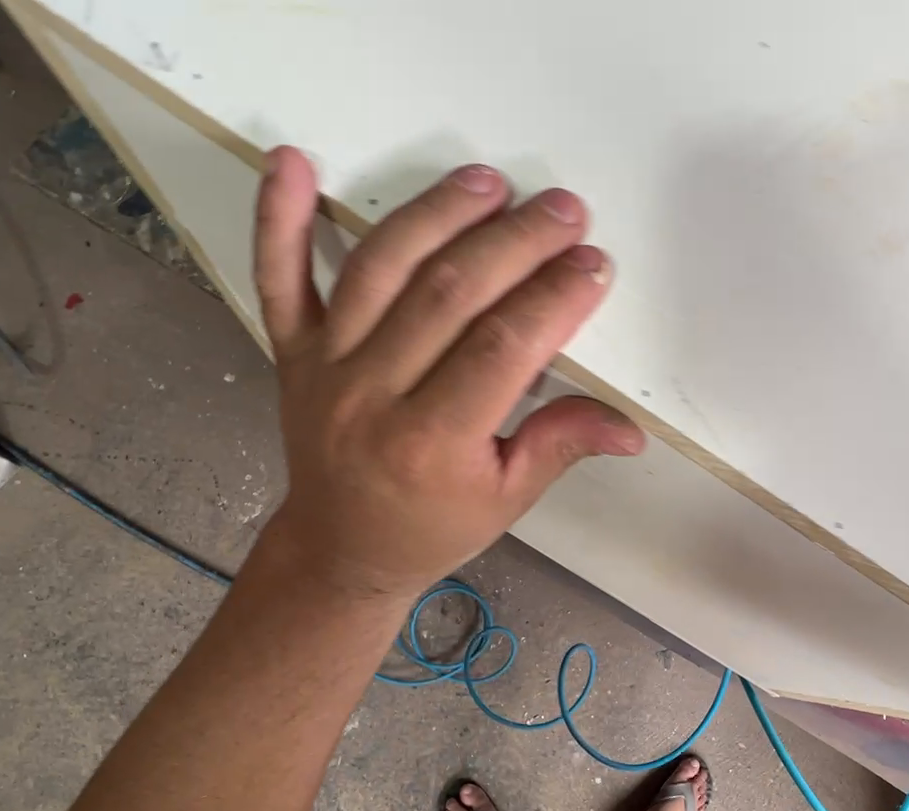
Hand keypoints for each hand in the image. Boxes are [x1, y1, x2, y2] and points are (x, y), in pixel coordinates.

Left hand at [248, 148, 643, 602]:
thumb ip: (560, 447)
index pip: (502, 349)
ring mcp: (324, 367)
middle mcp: (372, 395)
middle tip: (562, 209)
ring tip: (487, 180)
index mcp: (431, 443)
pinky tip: (291, 161)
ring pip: (380, 269)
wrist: (341, 550)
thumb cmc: (432, 528)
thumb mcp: (507, 500)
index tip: (593, 264)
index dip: (553, 299)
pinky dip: (277, 218)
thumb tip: (631, 430)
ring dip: (435, 214)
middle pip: (449, 294)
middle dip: (514, 243)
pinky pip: (278, 278)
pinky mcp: (292, 352)